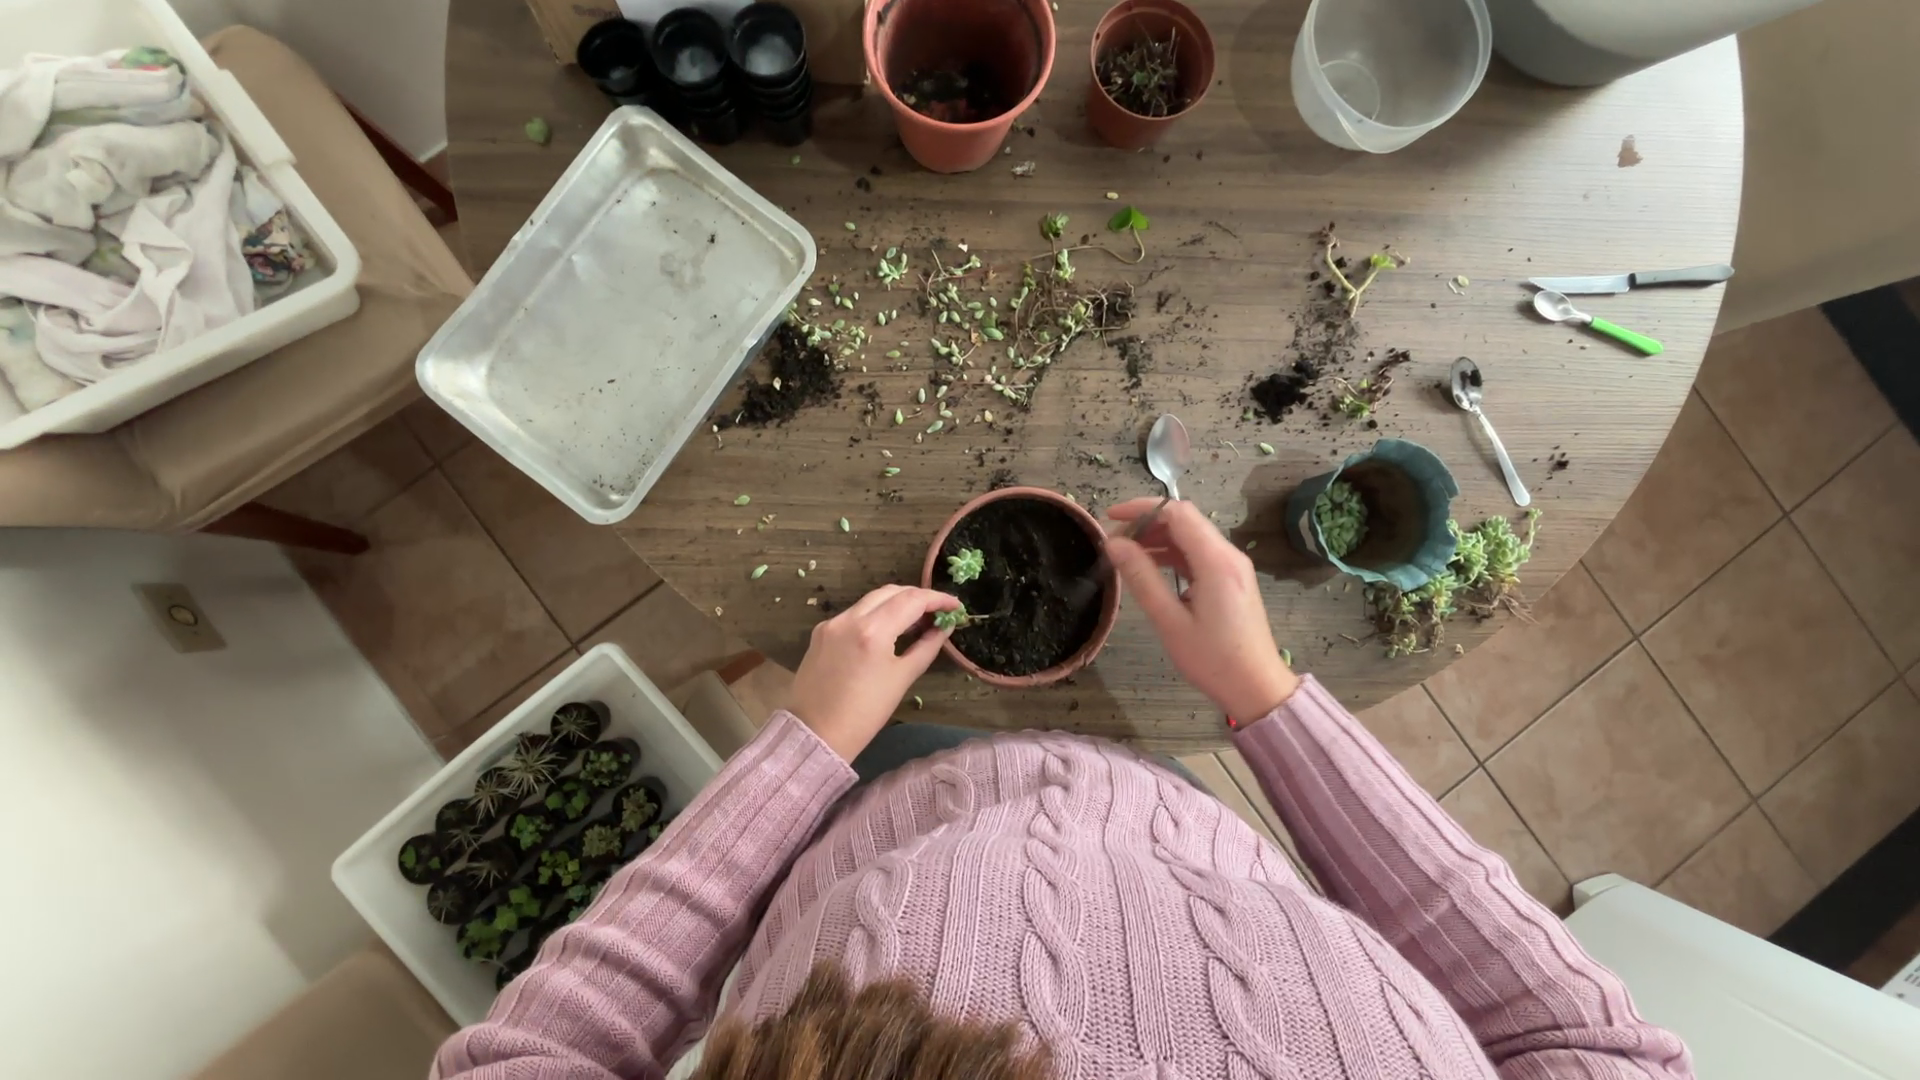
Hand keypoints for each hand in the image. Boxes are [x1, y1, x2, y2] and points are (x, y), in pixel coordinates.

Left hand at [786, 585, 957, 761]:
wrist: (815, 734)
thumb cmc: (865, 714)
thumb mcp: (902, 678)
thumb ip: (927, 647)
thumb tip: (944, 627)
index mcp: (872, 631)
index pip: (912, 600)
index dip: (938, 599)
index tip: (956, 606)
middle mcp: (849, 618)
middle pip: (891, 592)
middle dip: (917, 597)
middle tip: (937, 612)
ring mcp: (832, 623)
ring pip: (871, 600)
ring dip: (896, 603)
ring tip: (916, 621)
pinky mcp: (820, 632)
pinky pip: (854, 613)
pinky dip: (875, 615)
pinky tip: (888, 630)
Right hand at [1106, 498, 1298, 723]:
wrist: (1256, 688)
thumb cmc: (1213, 660)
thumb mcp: (1169, 620)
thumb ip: (1141, 578)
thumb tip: (1113, 544)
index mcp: (1216, 561)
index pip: (1177, 513)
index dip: (1141, 508)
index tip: (1110, 517)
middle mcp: (1228, 555)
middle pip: (1184, 519)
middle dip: (1146, 522)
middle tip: (1114, 540)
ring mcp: (1233, 566)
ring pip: (1191, 535)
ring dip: (1158, 538)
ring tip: (1125, 554)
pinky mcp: (1231, 579)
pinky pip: (1198, 553)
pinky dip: (1172, 553)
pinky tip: (1150, 567)